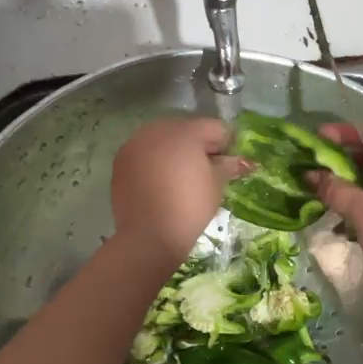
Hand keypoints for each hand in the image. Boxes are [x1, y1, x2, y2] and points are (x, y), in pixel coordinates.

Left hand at [111, 116, 246, 263]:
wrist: (148, 236)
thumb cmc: (189, 207)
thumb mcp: (216, 184)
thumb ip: (229, 165)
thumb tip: (242, 161)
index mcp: (184, 131)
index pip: (215, 128)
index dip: (227, 146)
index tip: (228, 167)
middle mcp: (156, 130)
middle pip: (187, 130)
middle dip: (199, 147)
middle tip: (206, 174)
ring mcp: (134, 145)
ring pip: (163, 141)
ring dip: (175, 153)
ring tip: (181, 180)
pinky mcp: (120, 162)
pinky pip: (145, 154)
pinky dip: (155, 163)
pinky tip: (160, 185)